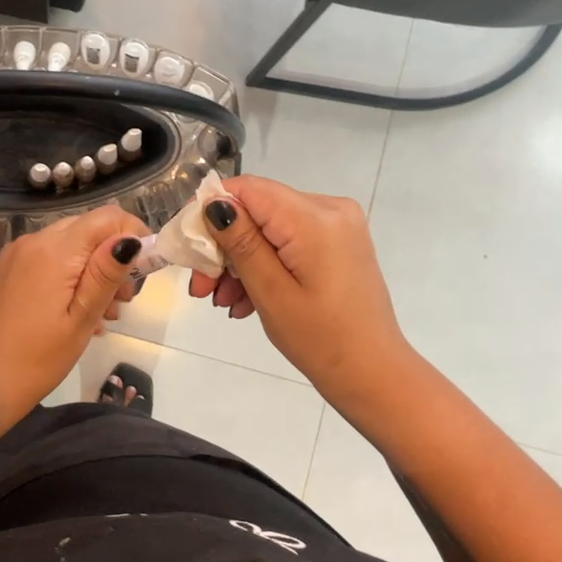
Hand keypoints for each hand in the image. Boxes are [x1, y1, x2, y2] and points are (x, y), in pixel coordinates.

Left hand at [0, 204, 148, 411]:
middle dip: (113, 256)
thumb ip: (105, 275)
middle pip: (88, 229)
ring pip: (70, 244)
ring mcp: (17, 254)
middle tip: (123, 301)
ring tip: (104, 314)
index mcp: (54, 250)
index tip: (145, 270)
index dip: (133, 234)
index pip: (107, 217)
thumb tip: (131, 239)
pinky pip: (49, 259)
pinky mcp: (9, 270)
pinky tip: (77, 312)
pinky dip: (70, 275)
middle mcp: (34, 241)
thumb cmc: (37, 359)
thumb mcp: (81, 319)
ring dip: (93, 269)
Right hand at [189, 175, 415, 403]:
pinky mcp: (338, 242)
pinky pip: (288, 241)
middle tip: (202, 288)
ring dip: (240, 261)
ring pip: (268, 227)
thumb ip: (241, 242)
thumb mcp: (270, 292)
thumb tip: (214, 202)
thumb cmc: (320, 338)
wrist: (373, 372)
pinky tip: (246, 300)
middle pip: (256, 209)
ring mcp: (337, 225)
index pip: (247, 189)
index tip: (188, 248)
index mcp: (314, 219)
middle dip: (223, 246)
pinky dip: (264, 265)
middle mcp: (330, 209)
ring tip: (223, 301)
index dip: (209, 209)